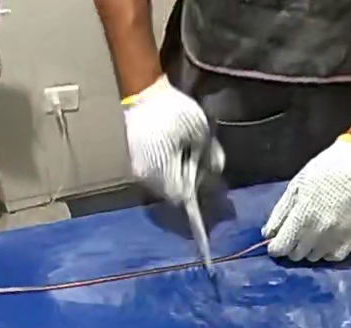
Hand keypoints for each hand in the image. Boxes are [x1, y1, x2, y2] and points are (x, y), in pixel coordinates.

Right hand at [124, 76, 223, 205]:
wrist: (142, 95)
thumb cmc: (173, 112)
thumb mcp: (199, 132)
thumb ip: (208, 157)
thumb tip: (215, 172)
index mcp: (163, 175)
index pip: (182, 198)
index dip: (195, 203)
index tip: (204, 208)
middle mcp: (147, 180)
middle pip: (171, 194)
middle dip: (188, 188)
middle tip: (202, 175)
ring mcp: (138, 173)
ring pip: (162, 186)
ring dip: (177, 179)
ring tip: (189, 163)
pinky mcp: (135, 164)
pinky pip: (154, 177)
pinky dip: (167, 172)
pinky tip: (176, 158)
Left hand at [263, 135, 350, 260]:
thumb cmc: (323, 171)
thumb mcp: (294, 188)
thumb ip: (279, 214)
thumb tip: (267, 235)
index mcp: (299, 220)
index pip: (279, 249)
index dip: (275, 245)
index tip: (278, 238)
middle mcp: (315, 233)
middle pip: (295, 255)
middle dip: (292, 246)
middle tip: (298, 233)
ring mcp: (334, 237)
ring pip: (313, 257)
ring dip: (310, 249)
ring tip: (314, 234)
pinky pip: (334, 257)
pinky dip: (328, 252)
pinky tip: (327, 240)